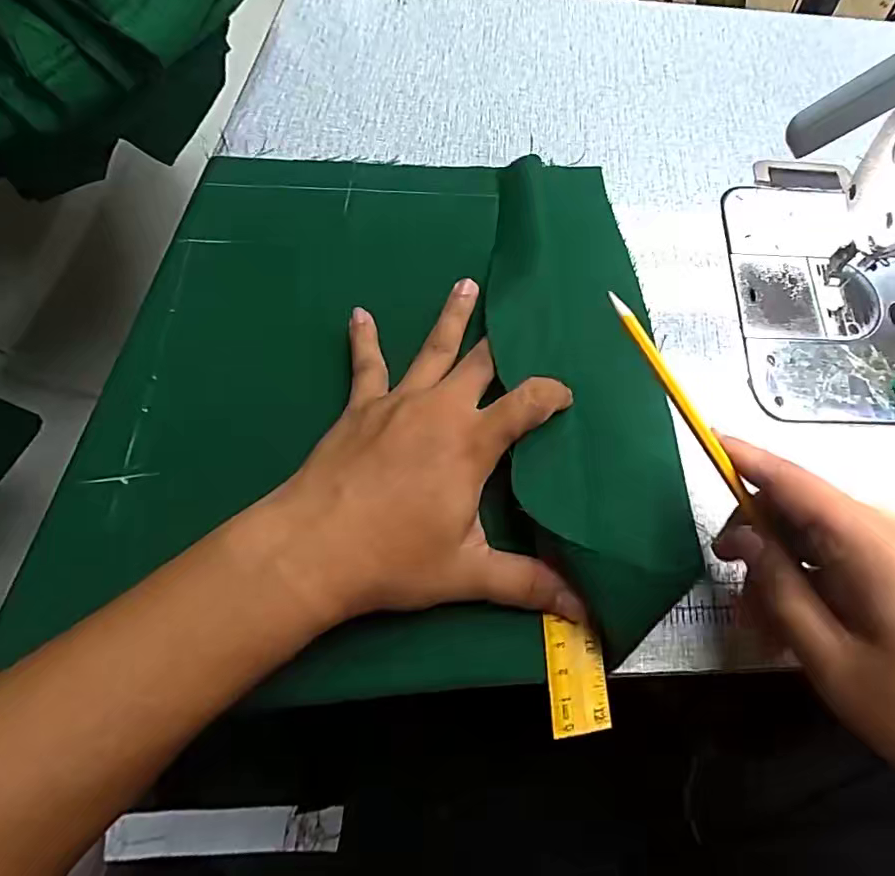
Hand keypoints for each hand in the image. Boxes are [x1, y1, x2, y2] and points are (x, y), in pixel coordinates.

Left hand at [234, 279, 585, 631]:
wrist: (311, 549)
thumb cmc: (395, 558)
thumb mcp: (469, 573)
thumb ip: (527, 585)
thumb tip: (582, 612)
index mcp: (474, 442)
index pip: (528, 403)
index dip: (552, 394)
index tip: (565, 395)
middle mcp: (442, 409)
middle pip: (483, 362)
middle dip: (507, 342)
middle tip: (523, 317)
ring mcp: (399, 401)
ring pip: (434, 348)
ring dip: (453, 316)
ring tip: (466, 283)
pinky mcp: (361, 407)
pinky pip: (367, 365)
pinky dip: (365, 340)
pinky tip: (358, 315)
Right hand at [711, 437, 894, 805]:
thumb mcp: (837, 663)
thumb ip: (783, 591)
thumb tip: (747, 538)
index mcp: (871, 540)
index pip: (794, 480)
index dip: (747, 457)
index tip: (709, 438)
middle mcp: (891, 528)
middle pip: (806, 509)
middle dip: (760, 539)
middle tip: (731, 586)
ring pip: (826, 538)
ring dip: (788, 570)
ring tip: (764, 627)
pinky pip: (853, 558)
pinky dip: (819, 580)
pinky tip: (805, 626)